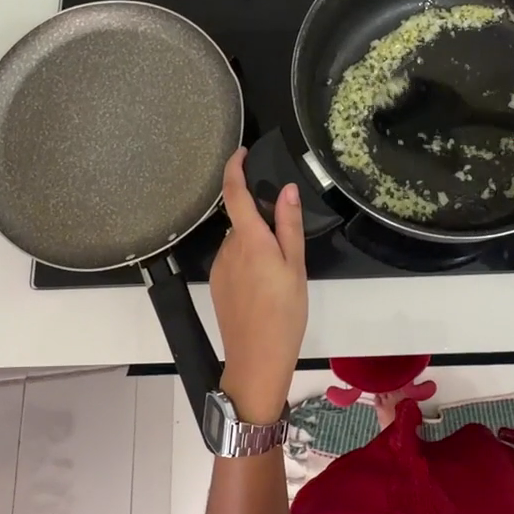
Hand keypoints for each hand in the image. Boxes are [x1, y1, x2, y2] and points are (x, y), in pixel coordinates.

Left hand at [209, 148, 307, 423]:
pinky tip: (265, 286)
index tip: (242, 152)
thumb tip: (287, 189)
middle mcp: (227, 248)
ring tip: (282, 272)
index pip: (234, 192)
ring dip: (256, 243)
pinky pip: (233, 259)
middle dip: (261, 218)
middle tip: (289, 242)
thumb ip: (289, 225)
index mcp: (249, 239)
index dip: (235, 167)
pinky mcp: (218, 284)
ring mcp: (219, 267)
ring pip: (239, 240)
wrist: (256, 360)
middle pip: (241, 218)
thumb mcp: (295, 267)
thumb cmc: (283, 313)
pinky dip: (249, 260)